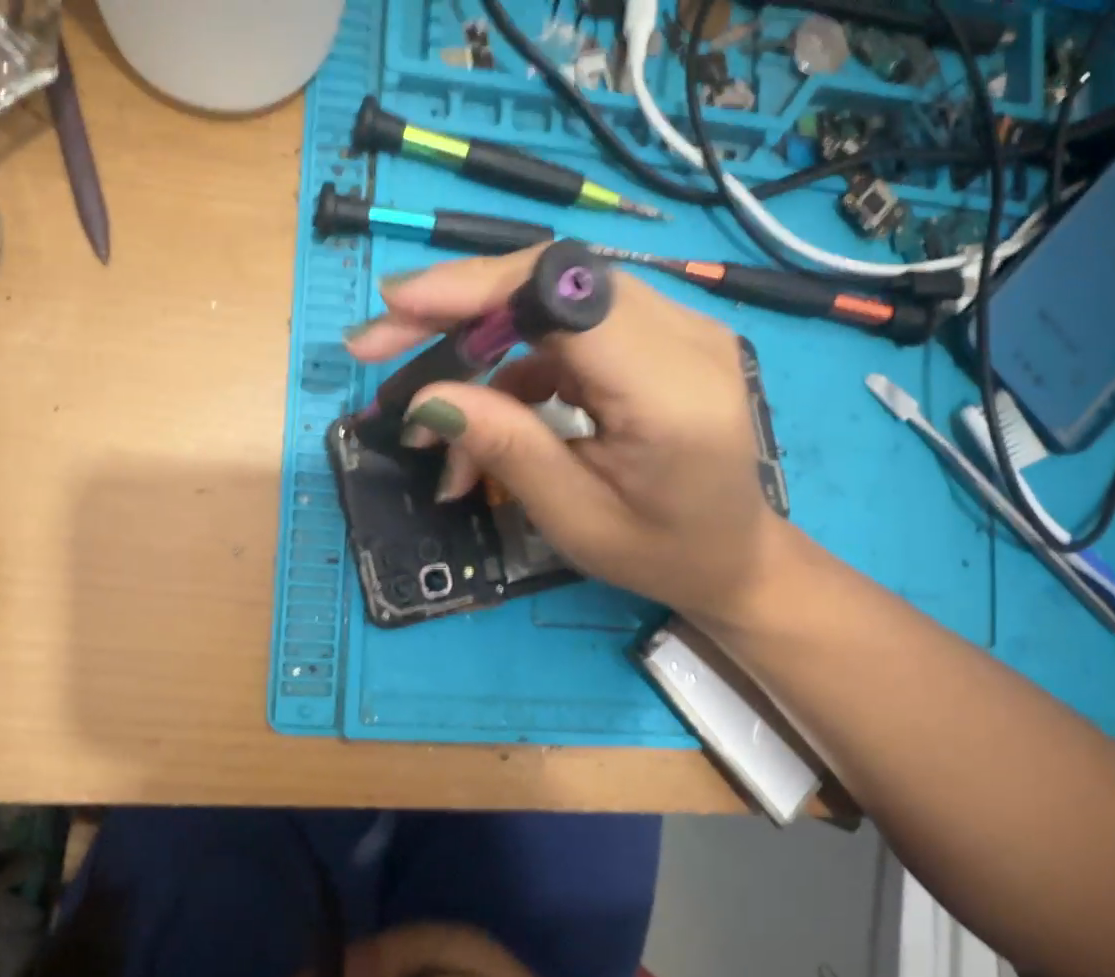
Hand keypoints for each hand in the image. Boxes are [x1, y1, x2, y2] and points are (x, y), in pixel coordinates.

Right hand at [344, 246, 789, 620]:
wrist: (735, 557)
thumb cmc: (660, 553)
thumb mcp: (573, 519)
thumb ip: (506, 448)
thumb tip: (427, 398)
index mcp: (671, 390)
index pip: (568, 296)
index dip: (477, 288)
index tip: (397, 306)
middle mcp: (684, 336)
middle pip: (552, 280)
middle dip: (455, 306)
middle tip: (378, 344)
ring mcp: (676, 328)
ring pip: (551, 298)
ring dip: (476, 340)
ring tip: (428, 412)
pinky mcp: (657, 336)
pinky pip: (567, 326)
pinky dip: (511, 364)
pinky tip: (482, 414)